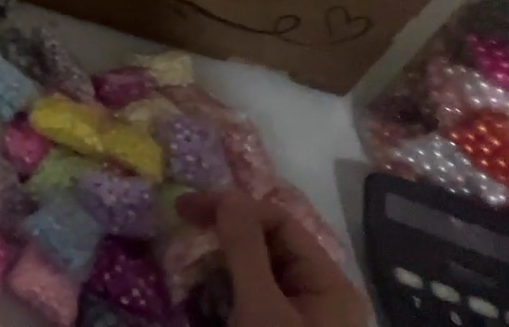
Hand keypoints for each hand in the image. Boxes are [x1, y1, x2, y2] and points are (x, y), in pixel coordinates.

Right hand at [176, 191, 369, 326]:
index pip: (278, 221)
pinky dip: (222, 287)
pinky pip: (250, 297)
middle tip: (180, 227)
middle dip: (223, 233)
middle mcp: (319, 295)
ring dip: (218, 260)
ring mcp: (300, 319)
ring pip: (255, 269)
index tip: (185, 210)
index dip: (233, 207)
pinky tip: (200, 294)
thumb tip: (226, 194)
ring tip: (186, 265)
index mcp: (328, 284)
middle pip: (268, 243)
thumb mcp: (261, 309)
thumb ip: (244, 248)